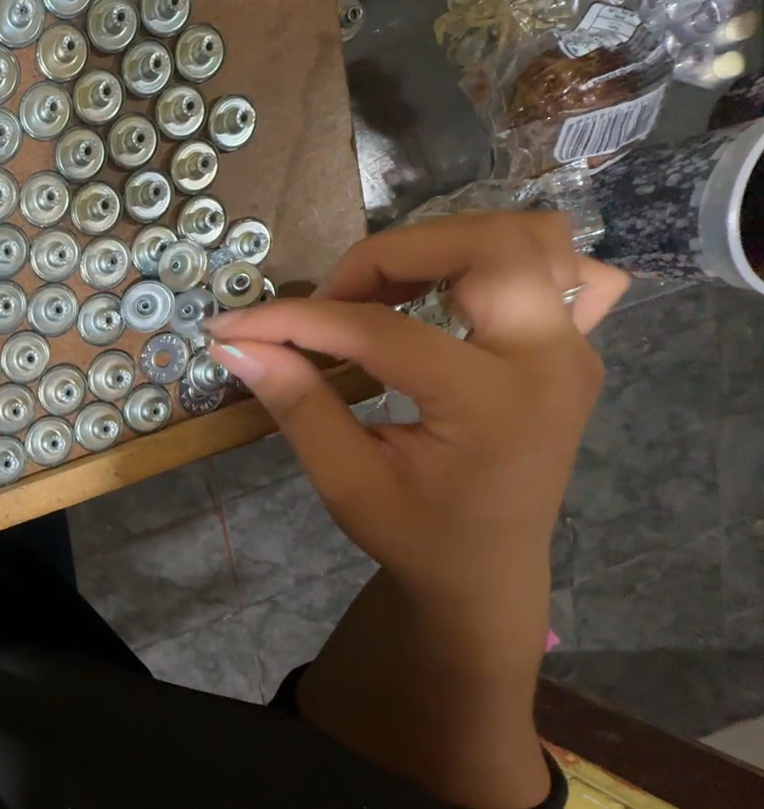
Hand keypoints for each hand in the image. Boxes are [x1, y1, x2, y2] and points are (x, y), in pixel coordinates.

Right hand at [205, 212, 629, 605]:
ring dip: (444, 246)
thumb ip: (297, 404)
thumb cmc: (413, 533)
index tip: (233, 324)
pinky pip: (563, 268)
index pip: (381, 329)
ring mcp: (574, 346)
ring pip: (531, 239)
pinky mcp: (573, 345)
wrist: (485, 569)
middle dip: (387, 256)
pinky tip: (452, 295)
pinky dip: (500, 263)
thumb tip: (236, 345)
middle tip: (330, 299)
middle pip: (484, 248)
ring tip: (384, 289)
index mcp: (492, 403)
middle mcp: (550, 359)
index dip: (294, 320)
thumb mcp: (343, 479)